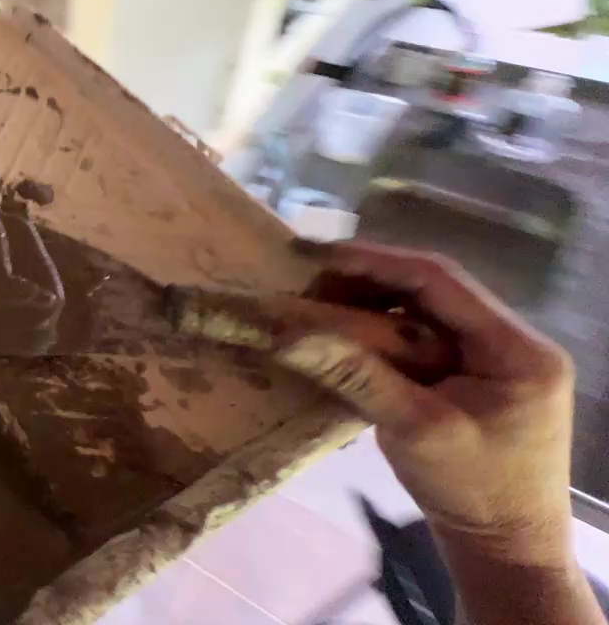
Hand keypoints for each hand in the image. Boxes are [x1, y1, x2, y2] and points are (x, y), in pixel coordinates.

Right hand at [271, 242, 600, 624]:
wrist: (505, 541)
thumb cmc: (473, 486)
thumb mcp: (413, 428)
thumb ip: (352, 373)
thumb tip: (280, 330)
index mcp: (516, 349)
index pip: (437, 278)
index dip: (370, 259)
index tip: (307, 254)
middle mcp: (508, 340)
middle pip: (424, 284)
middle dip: (358, 278)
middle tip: (301, 286)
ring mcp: (488, 354)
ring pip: (413, 302)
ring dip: (359, 299)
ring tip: (311, 309)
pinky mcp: (465, 367)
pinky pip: (410, 326)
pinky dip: (367, 322)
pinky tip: (336, 333)